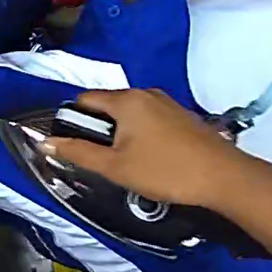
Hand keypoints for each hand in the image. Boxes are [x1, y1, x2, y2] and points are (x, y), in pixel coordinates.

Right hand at [44, 89, 262, 207]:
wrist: (226, 179)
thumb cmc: (165, 171)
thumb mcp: (115, 167)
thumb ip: (78, 152)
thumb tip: (45, 142)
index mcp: (125, 100)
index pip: (84, 99)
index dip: (73, 119)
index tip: (74, 142)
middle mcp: (145, 93)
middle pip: (107, 104)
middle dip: (98, 127)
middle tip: (100, 156)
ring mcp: (167, 102)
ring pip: (130, 112)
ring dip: (120, 130)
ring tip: (124, 159)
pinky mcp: (183, 116)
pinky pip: (149, 117)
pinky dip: (141, 131)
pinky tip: (150, 156)